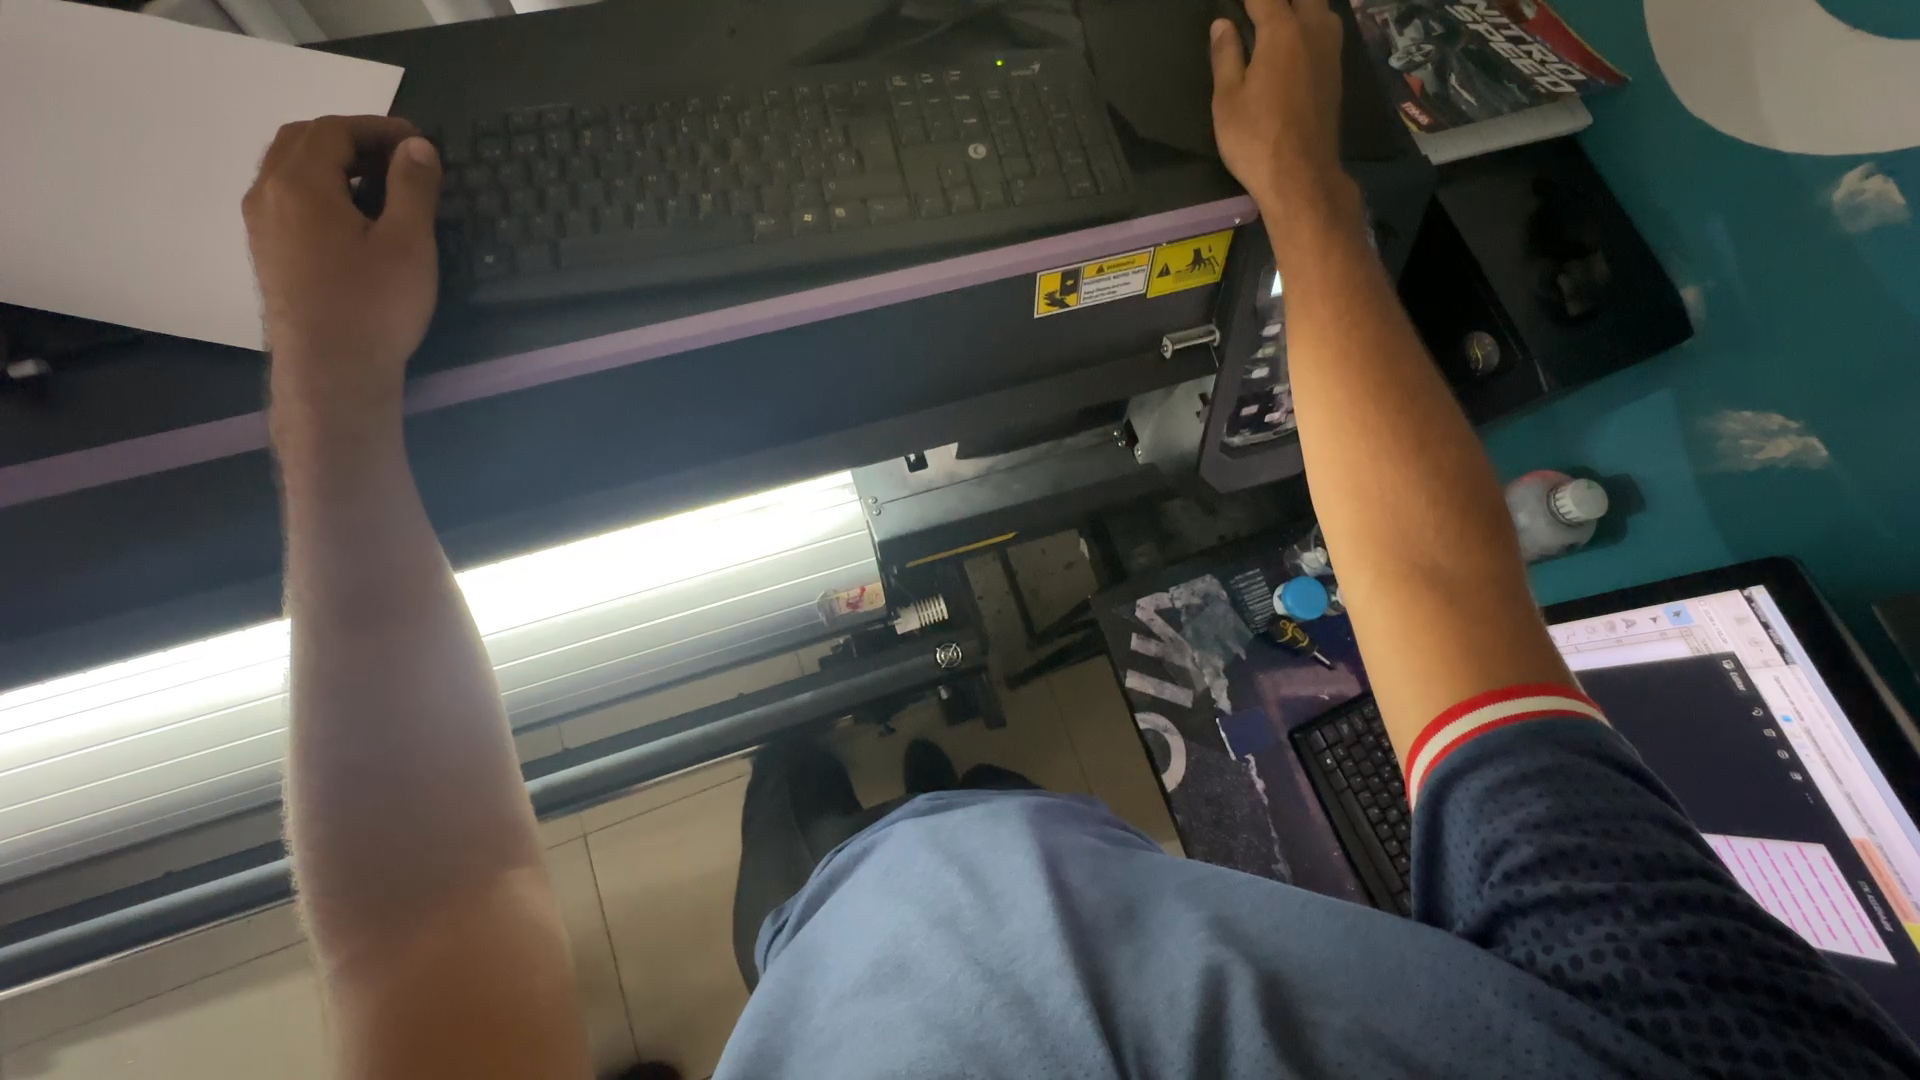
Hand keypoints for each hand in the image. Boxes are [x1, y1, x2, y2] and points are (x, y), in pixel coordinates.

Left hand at [243, 115, 440, 411]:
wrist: (332, 370)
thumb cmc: (375, 306)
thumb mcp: (408, 244)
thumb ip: (412, 189)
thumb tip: (417, 147)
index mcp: (301, 183)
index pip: (334, 131)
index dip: (378, 128)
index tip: (419, 141)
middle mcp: (269, 193)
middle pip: (303, 141)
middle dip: (352, 139)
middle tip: (399, 157)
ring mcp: (262, 223)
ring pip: (290, 169)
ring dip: (333, 163)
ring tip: (381, 184)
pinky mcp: (268, 251)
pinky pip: (288, 198)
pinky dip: (321, 188)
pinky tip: (354, 217)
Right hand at [1209, 0, 1353, 222]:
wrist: (1301, 175)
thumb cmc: (1255, 138)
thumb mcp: (1227, 100)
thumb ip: (1225, 57)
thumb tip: (1222, 24)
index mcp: (1281, 31)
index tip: (1231, 4)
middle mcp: (1313, 30)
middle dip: (1276, 1)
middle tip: (1256, 11)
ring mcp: (1330, 51)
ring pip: (1320, 9)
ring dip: (1300, 9)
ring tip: (1279, 19)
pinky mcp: (1336, 73)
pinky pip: (1326, 32)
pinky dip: (1311, 26)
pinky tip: (1298, 40)